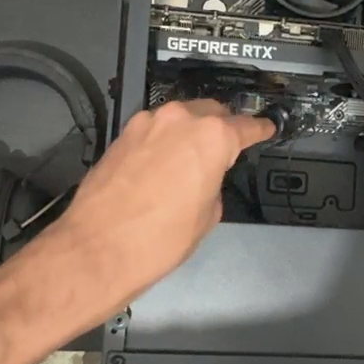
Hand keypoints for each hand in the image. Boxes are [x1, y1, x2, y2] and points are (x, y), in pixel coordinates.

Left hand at [30, 99, 271, 314]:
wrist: (98, 250)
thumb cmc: (153, 239)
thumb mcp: (208, 216)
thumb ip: (215, 183)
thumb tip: (207, 178)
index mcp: (211, 137)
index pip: (245, 125)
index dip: (259, 129)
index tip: (265, 128)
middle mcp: (178, 121)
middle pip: (211, 113)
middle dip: (221, 129)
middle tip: (228, 151)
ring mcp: (145, 126)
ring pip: (179, 120)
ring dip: (190, 136)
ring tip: (192, 166)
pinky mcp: (122, 138)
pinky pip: (154, 132)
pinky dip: (164, 144)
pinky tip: (165, 170)